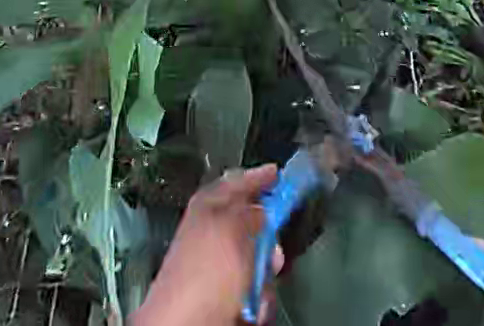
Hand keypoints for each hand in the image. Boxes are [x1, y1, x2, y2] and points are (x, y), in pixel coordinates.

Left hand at [132, 164, 283, 325]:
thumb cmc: (205, 271)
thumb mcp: (233, 230)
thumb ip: (251, 213)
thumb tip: (264, 210)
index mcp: (208, 205)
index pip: (237, 181)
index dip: (259, 177)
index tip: (278, 174)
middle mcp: (212, 231)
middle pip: (252, 224)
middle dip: (268, 241)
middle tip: (274, 254)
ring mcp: (217, 265)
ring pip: (257, 260)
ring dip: (264, 276)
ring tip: (258, 292)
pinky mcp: (223, 295)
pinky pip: (253, 290)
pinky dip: (258, 299)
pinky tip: (253, 310)